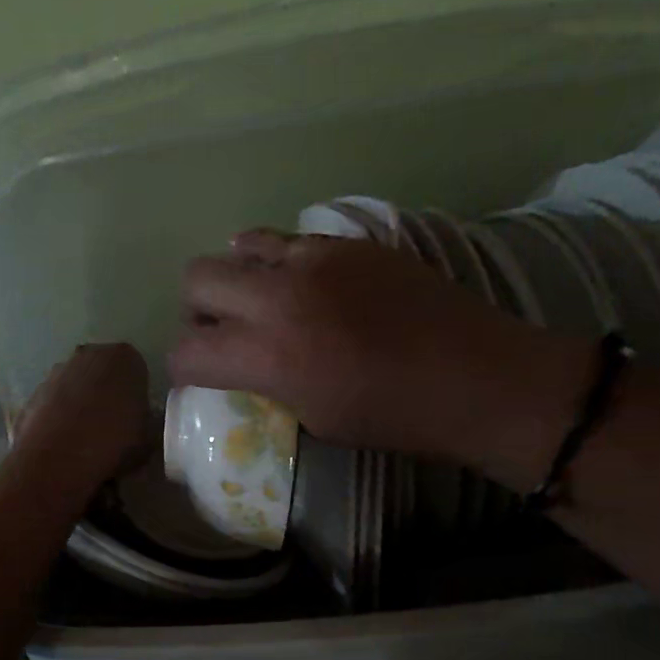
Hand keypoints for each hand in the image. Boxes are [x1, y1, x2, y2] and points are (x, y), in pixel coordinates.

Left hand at [13, 342, 152, 497]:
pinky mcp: (33, 392)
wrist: (58, 458)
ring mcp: (56, 371)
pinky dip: (58, 418)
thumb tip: (140, 425)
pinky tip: (63, 445)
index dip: (137, 397)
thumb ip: (146, 423)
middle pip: (103, 373)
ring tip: (85, 441)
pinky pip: (54, 404)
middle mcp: (89, 354)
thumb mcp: (148, 438)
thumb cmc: (113, 442)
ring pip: (76, 387)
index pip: (137, 371)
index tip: (136, 419)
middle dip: (107, 394)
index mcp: (125, 358)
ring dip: (81, 405)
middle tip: (112, 428)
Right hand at [169, 229, 583, 465]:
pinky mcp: (347, 242)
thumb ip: (263, 386)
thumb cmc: (392, 417)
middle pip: (196, 279)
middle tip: (226, 333)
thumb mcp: (312, 419)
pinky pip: (287, 239)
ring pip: (237, 246)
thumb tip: (241, 368)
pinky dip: (280, 263)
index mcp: (268, 355)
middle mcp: (279, 296)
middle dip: (198, 310)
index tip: (200, 377)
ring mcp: (314, 259)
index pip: (186, 350)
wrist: (475, 377)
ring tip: (265, 303)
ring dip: (237, 278)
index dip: (184, 368)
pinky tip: (307, 287)